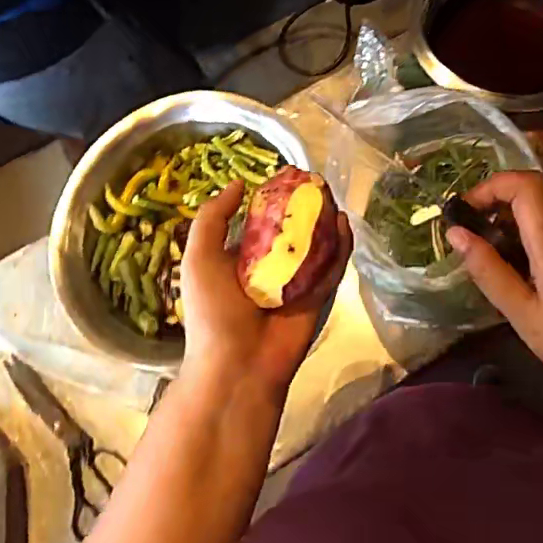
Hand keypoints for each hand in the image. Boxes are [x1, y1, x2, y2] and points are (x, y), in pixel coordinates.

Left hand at [177, 182, 349, 400]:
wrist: (236, 366)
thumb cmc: (211, 311)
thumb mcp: (199, 258)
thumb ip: (213, 219)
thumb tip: (237, 184)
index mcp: (241, 258)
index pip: (262, 222)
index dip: (275, 199)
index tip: (288, 176)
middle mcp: (271, 267)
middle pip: (294, 230)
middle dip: (305, 207)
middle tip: (317, 183)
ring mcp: (297, 282)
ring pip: (317, 245)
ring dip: (326, 222)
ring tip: (332, 197)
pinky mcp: (318, 295)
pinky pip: (332, 267)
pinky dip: (341, 245)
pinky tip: (343, 222)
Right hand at [448, 171, 542, 405]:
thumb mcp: (524, 313)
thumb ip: (488, 270)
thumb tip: (455, 233)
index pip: (523, 182)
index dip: (489, 187)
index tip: (463, 214)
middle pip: (531, 191)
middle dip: (494, 204)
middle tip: (469, 237)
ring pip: (542, 209)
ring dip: (510, 221)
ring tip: (487, 258)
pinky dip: (528, 236)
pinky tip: (518, 273)